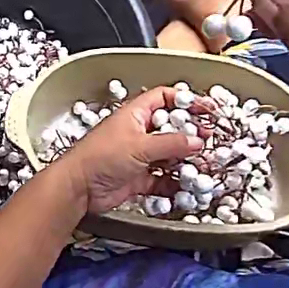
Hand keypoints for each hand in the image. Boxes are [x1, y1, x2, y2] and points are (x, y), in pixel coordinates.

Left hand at [53, 87, 204, 214]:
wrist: (78, 188)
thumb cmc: (100, 158)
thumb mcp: (140, 146)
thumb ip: (171, 143)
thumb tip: (197, 140)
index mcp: (134, 115)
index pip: (163, 98)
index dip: (185, 100)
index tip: (206, 108)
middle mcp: (137, 133)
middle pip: (170, 129)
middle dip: (190, 135)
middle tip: (209, 140)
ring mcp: (137, 157)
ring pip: (168, 156)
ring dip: (185, 162)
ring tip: (204, 166)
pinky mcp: (137, 178)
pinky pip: (161, 179)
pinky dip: (174, 184)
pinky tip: (186, 187)